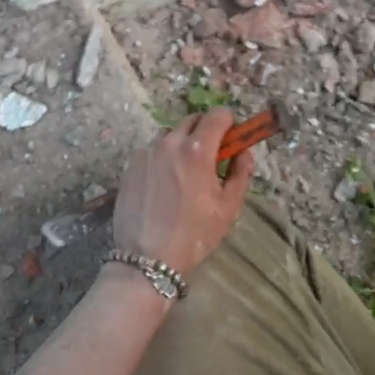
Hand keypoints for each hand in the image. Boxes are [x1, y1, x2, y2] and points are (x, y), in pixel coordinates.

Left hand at [109, 109, 254, 276]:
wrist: (146, 260)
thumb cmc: (194, 234)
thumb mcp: (229, 206)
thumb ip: (241, 172)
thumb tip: (243, 152)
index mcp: (197, 150)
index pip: (218, 114)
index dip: (229, 124)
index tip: (230, 142)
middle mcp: (170, 142)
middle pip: (193, 120)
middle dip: (206, 132)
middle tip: (210, 160)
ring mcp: (147, 152)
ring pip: (171, 136)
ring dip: (182, 145)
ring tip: (184, 176)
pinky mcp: (131, 165)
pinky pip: (153, 151)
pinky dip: (163, 159)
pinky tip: (163, 186)